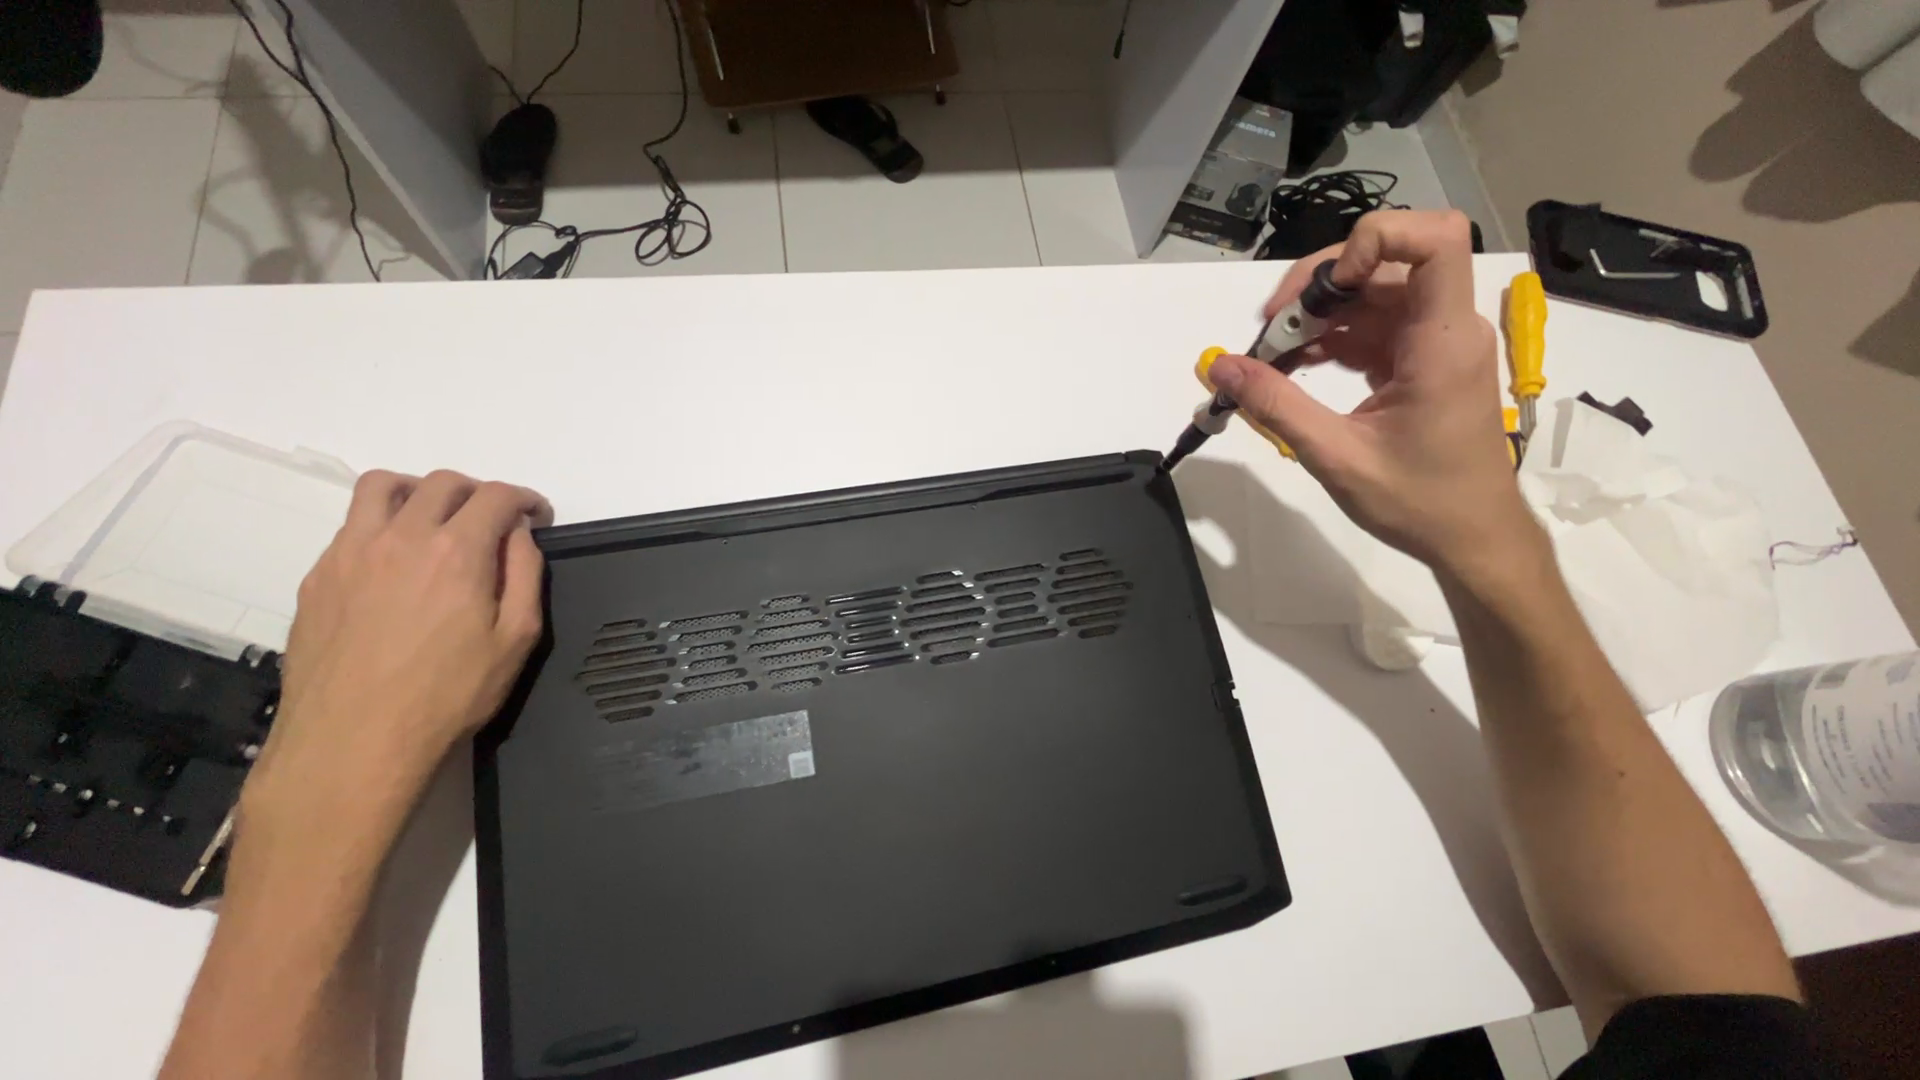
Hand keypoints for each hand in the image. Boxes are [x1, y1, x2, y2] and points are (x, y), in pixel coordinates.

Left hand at [244, 469, 553, 816]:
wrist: (355, 741)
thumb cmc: (449, 694)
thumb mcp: (517, 639)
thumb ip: (525, 574)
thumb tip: (519, 534)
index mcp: (458, 551)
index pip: (497, 496)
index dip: (526, 499)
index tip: (536, 516)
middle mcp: (402, 537)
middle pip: (443, 482)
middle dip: (479, 493)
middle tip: (493, 523)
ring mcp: (351, 552)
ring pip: (384, 487)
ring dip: (420, 492)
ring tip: (435, 522)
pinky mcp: (319, 576)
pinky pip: (352, 526)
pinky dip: (383, 526)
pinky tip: (396, 565)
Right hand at [1204, 210, 1540, 576]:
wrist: (1471, 537)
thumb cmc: (1418, 501)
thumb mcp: (1336, 455)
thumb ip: (1276, 406)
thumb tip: (1219, 367)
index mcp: (1441, 341)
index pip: (1436, 239)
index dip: (1375, 239)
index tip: (1326, 290)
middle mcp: (1444, 328)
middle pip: (1385, 262)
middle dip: (1318, 287)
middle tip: (1268, 332)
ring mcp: (1432, 343)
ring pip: (1370, 295)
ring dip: (1315, 317)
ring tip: (1268, 357)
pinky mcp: (1418, 362)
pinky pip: (1369, 329)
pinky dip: (1327, 341)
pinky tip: (1291, 368)